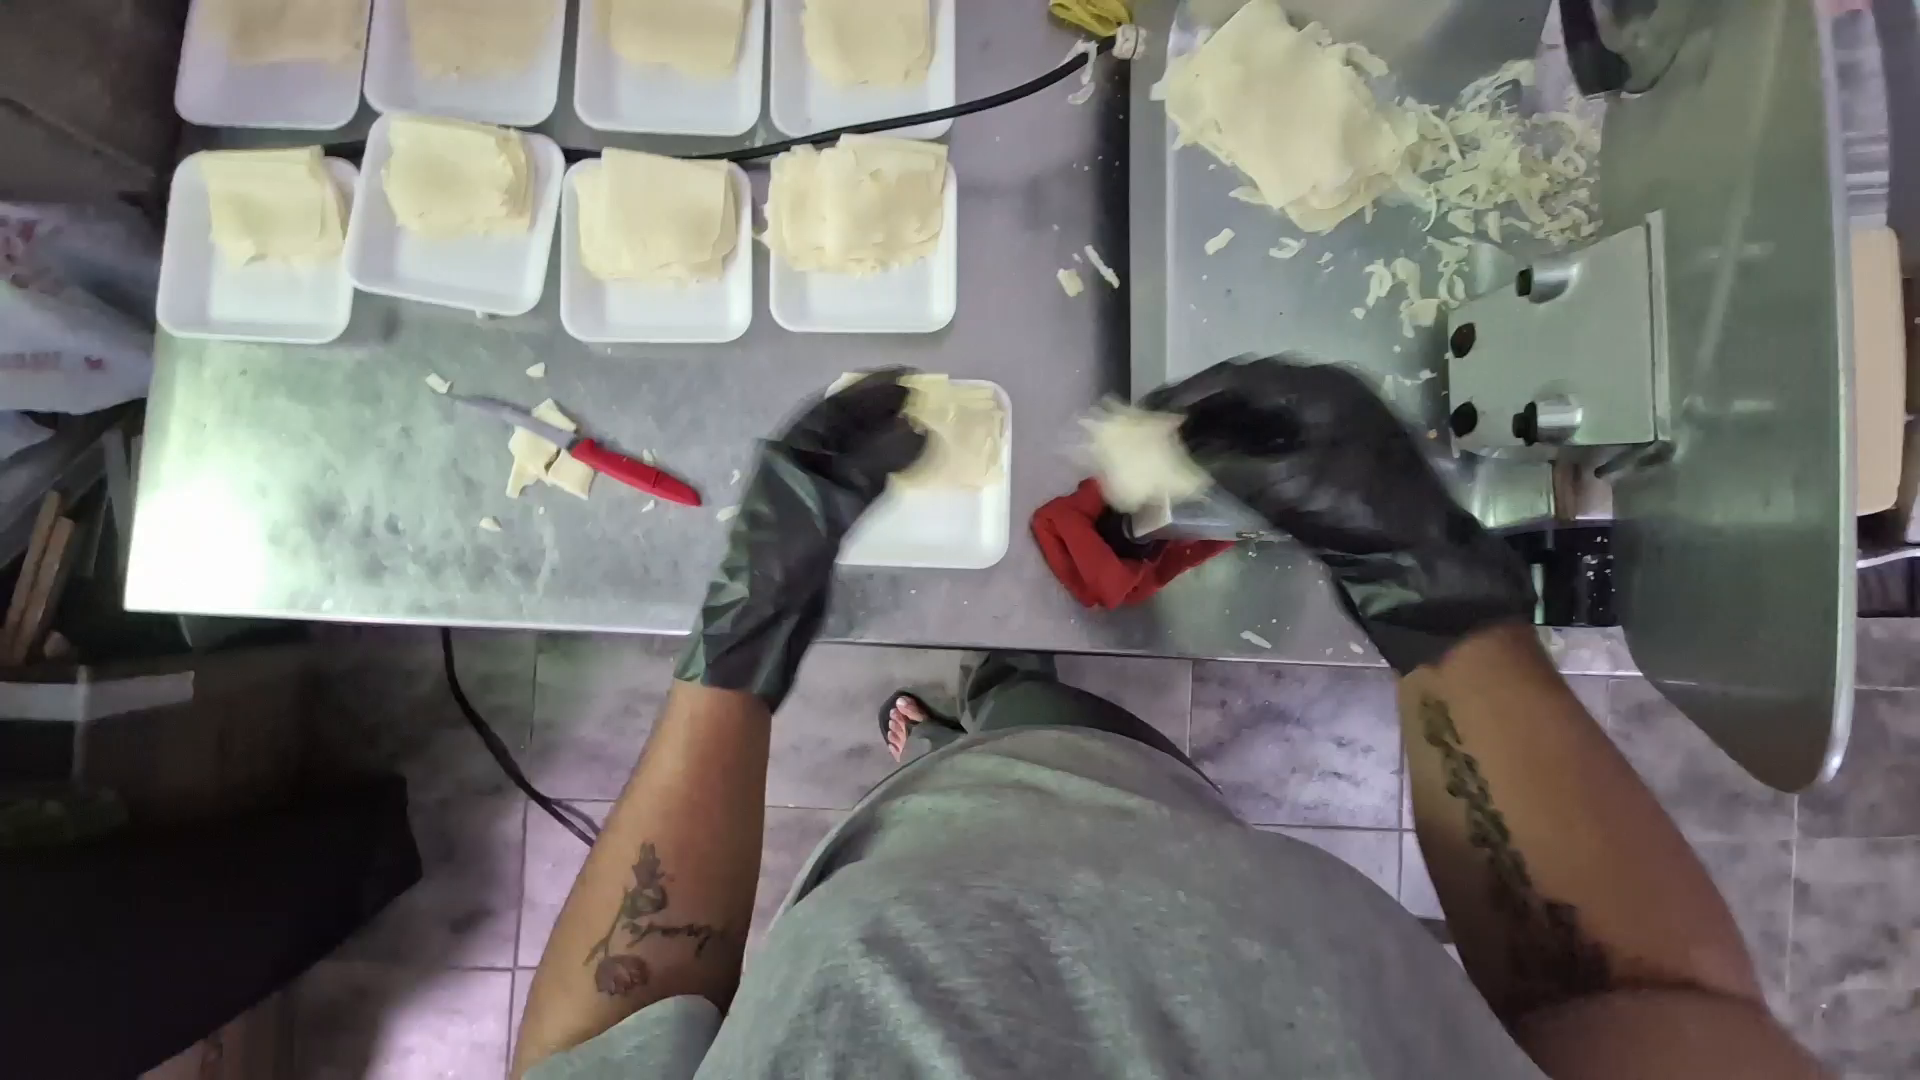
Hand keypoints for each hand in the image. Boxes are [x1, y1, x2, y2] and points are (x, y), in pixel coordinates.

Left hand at [673, 369, 925, 707]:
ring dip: (882, 438)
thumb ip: (873, 466)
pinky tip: (899, 468)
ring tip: (917, 426)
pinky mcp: (820, 520)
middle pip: (842, 426)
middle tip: (920, 399)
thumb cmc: (784, 556)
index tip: (907, 378)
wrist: (760, 615)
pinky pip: (855, 482)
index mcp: (787, 453)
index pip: (834, 407)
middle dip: (879, 410)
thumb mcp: (828, 506)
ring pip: (850, 453)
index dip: (870, 390)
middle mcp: (795, 466)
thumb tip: (918, 429)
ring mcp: (807, 493)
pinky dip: (880, 470)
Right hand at [1142, 356, 1534, 672]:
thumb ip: (1224, 462)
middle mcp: (1326, 394)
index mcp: (1321, 389)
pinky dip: (1238, 444)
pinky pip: (1273, 435)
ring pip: (1259, 412)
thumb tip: (1176, 444)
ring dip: (1217, 425)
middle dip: (1200, 406)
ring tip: (1174, 441)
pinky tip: (1212, 458)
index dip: (1189, 392)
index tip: (1149, 407)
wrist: (1418, 555)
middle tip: (1157, 423)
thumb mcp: (1282, 486)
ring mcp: (1331, 422)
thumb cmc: (1354, 512)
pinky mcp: (1330, 450)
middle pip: (1248, 389)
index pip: (1241, 377)